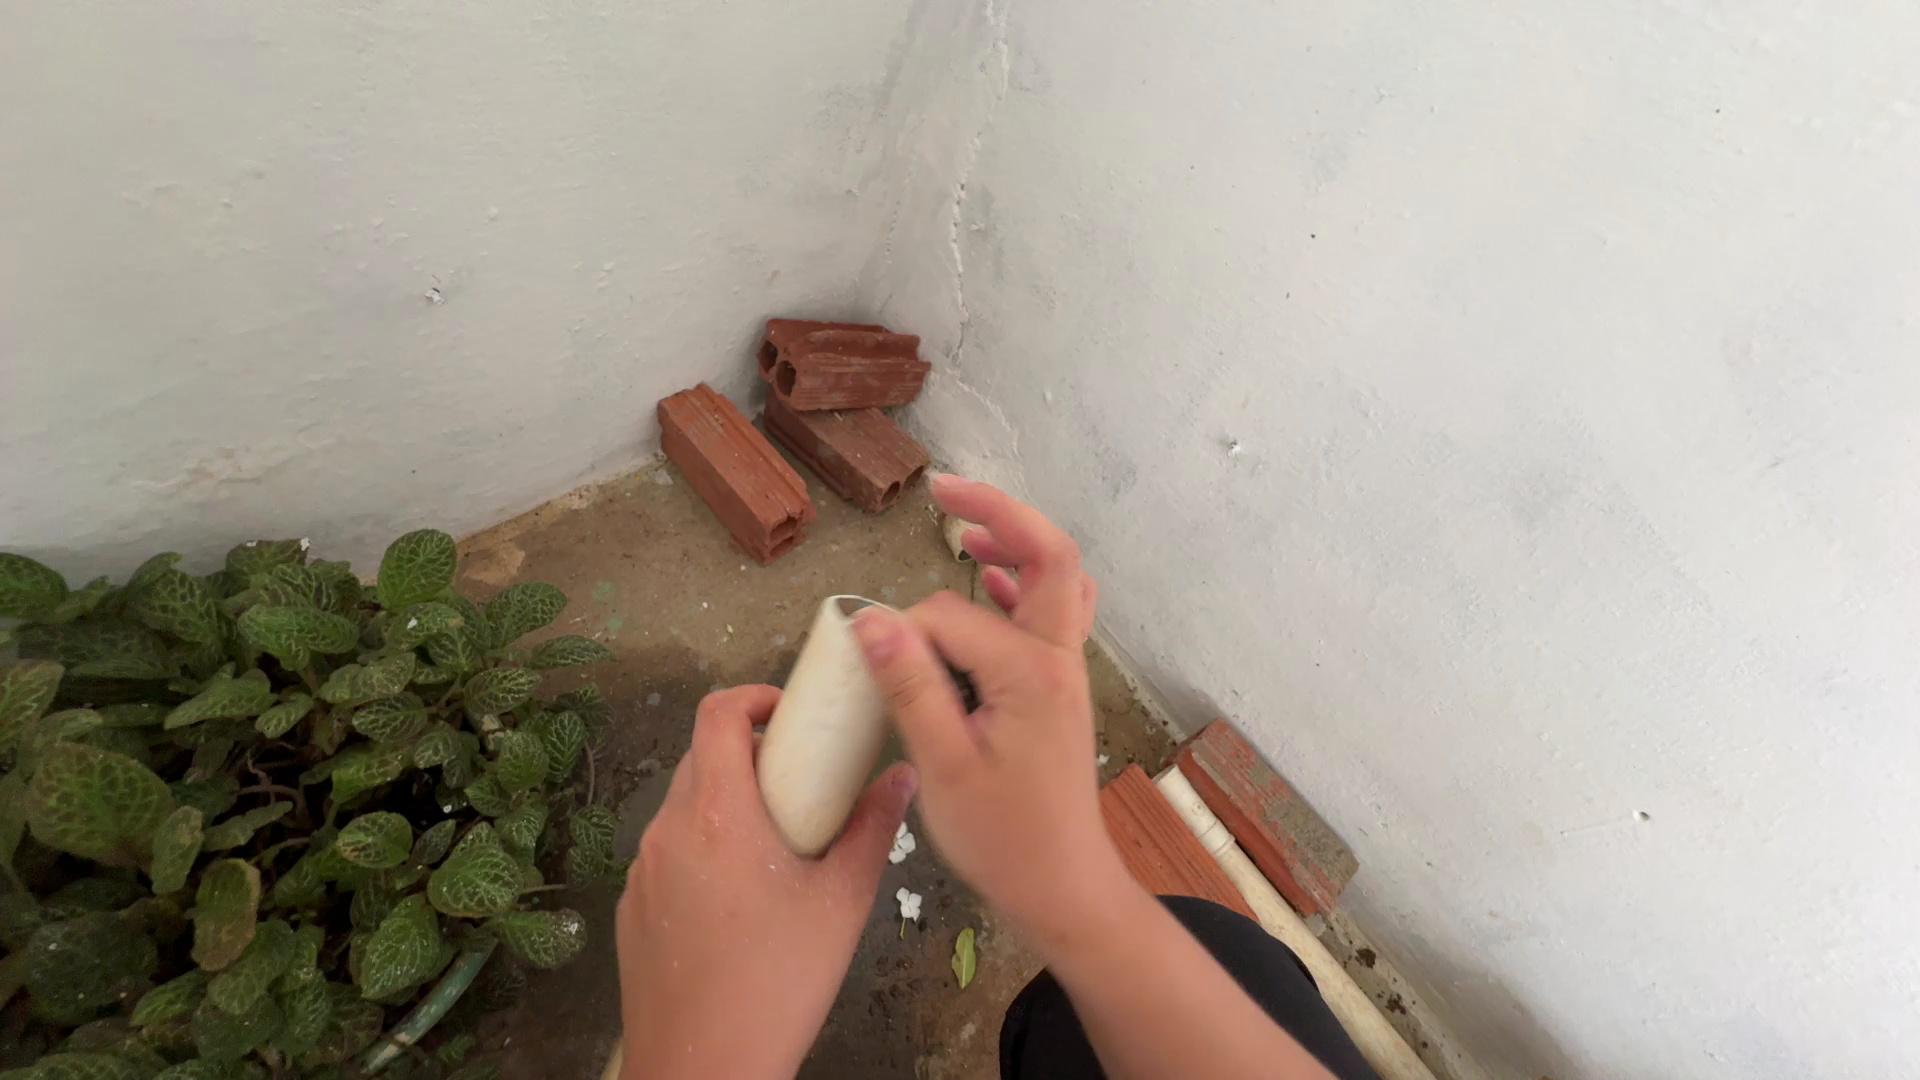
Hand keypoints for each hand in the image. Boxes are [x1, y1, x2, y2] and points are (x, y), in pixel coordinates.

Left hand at [616, 685, 916, 1079]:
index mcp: (718, 814)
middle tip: (797, 778)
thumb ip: (874, 827)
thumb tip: (903, 774)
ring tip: (773, 839)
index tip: (789, 714)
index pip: (716, 715)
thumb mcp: (844, 900)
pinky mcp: (632, 907)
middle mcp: (669, 830)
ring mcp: (642, 870)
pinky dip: (702, 842)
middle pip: (702, 756)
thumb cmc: (780, 978)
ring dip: (727, 798)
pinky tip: (736, 894)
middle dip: (750, 751)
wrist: (703, 1074)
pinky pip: (669, 849)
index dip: (752, 697)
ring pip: (684, 803)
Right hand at [850, 474, 1120, 945]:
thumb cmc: (1004, 836)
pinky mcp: (1056, 685)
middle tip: (945, 491)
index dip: (905, 629)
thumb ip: (910, 687)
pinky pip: (1048, 612)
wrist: (1063, 885)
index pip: (953, 617)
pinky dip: (1018, 583)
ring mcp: (1064, 668)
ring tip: (964, 528)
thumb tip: (870, 619)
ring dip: (1014, 542)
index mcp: (1032, 672)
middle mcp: (1058, 657)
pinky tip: (985, 580)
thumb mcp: (945, 765)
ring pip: (1056, 579)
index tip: (872, 658)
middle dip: (999, 513)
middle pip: (1049, 555)